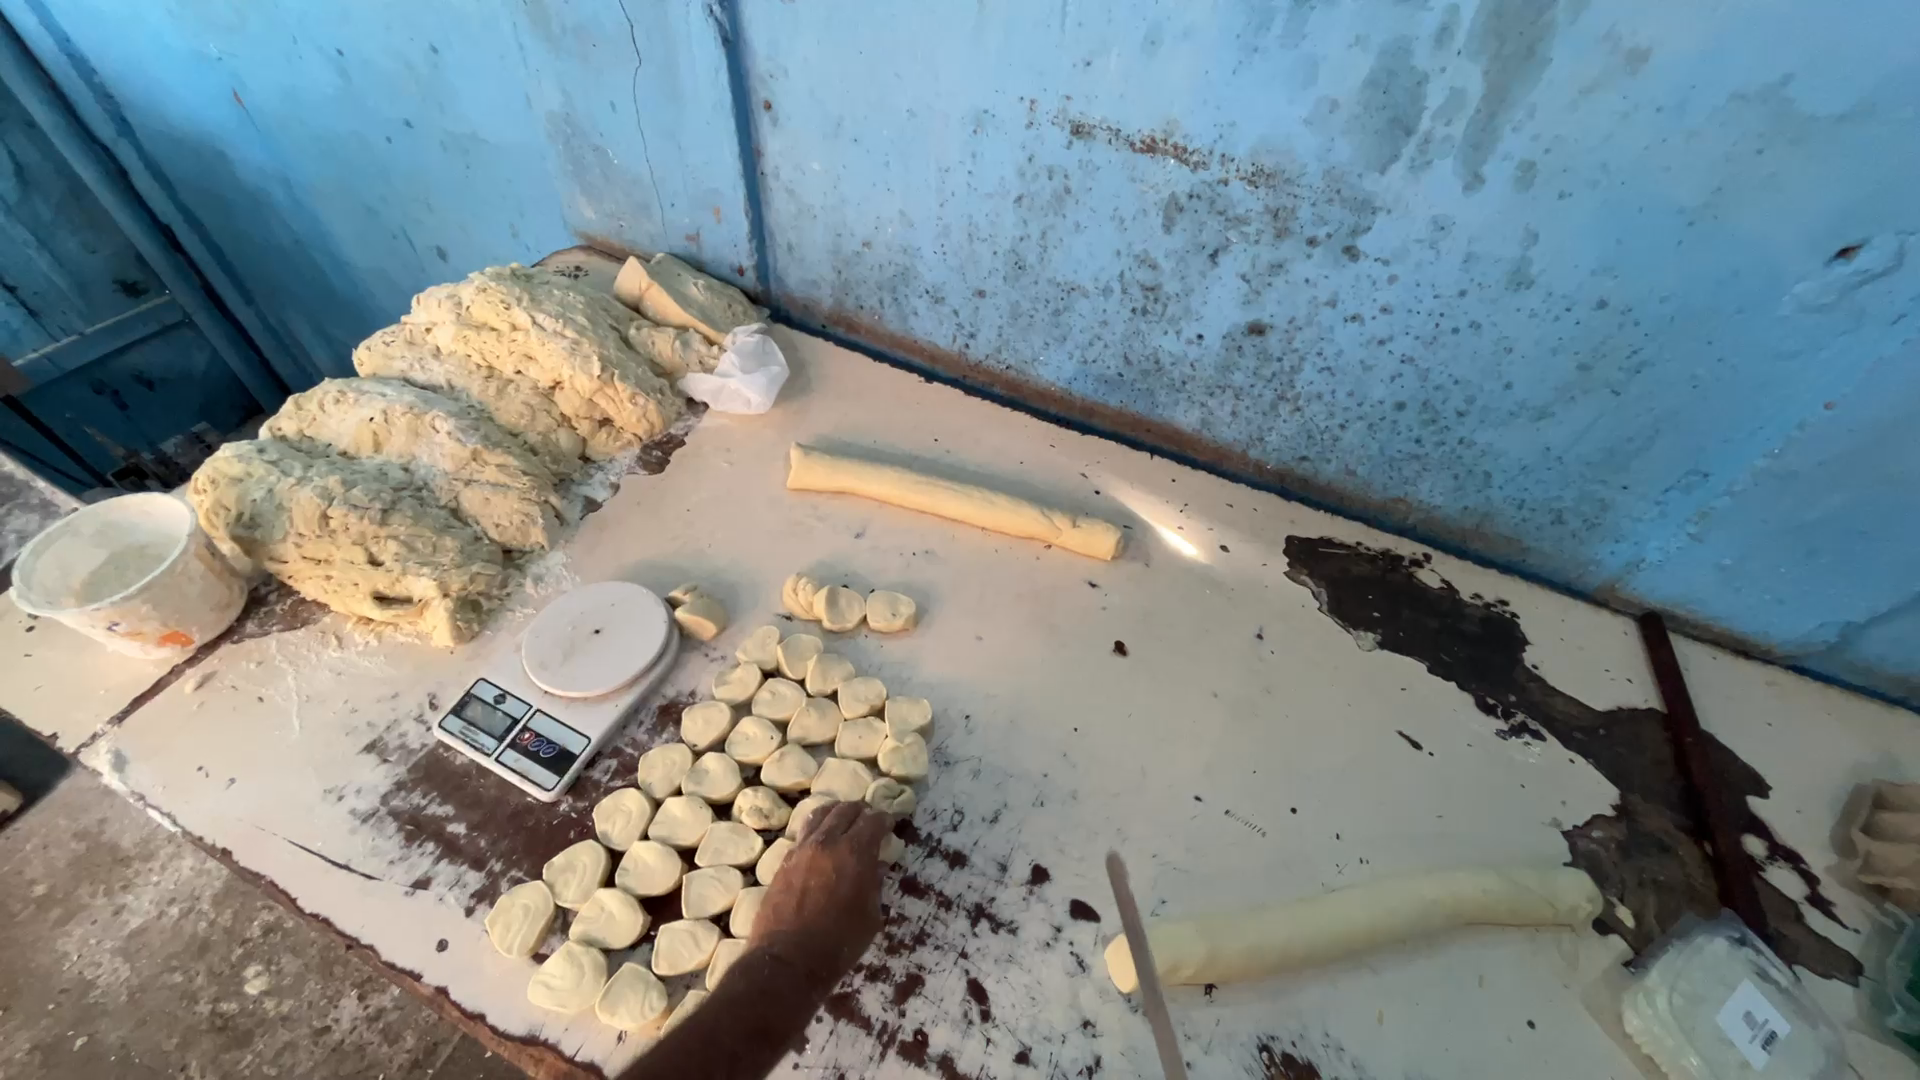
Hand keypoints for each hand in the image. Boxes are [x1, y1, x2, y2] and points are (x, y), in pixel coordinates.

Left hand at [749, 801, 888, 989]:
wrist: (787, 961)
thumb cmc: (838, 944)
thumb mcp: (870, 918)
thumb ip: (875, 885)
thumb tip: (878, 866)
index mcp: (855, 853)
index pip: (873, 820)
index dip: (884, 819)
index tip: (889, 824)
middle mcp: (828, 842)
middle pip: (846, 810)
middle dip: (861, 811)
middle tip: (868, 820)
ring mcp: (802, 849)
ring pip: (820, 814)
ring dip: (836, 813)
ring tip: (843, 821)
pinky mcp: (784, 861)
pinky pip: (804, 833)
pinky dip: (817, 829)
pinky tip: (821, 841)